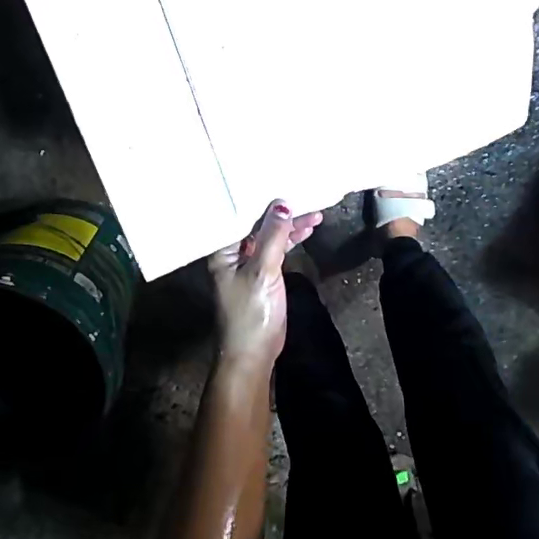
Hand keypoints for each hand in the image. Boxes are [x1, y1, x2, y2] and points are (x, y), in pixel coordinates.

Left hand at [209, 201, 322, 368]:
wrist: (253, 354)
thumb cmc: (251, 313)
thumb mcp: (263, 272)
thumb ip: (273, 237)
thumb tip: (282, 204)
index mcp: (223, 250)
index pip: (241, 216)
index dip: (261, 200)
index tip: (282, 183)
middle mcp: (233, 253)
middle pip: (258, 225)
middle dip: (281, 212)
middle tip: (307, 197)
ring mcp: (248, 265)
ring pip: (270, 237)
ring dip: (290, 226)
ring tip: (315, 213)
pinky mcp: (263, 276)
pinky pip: (277, 250)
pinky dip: (291, 240)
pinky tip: (306, 231)